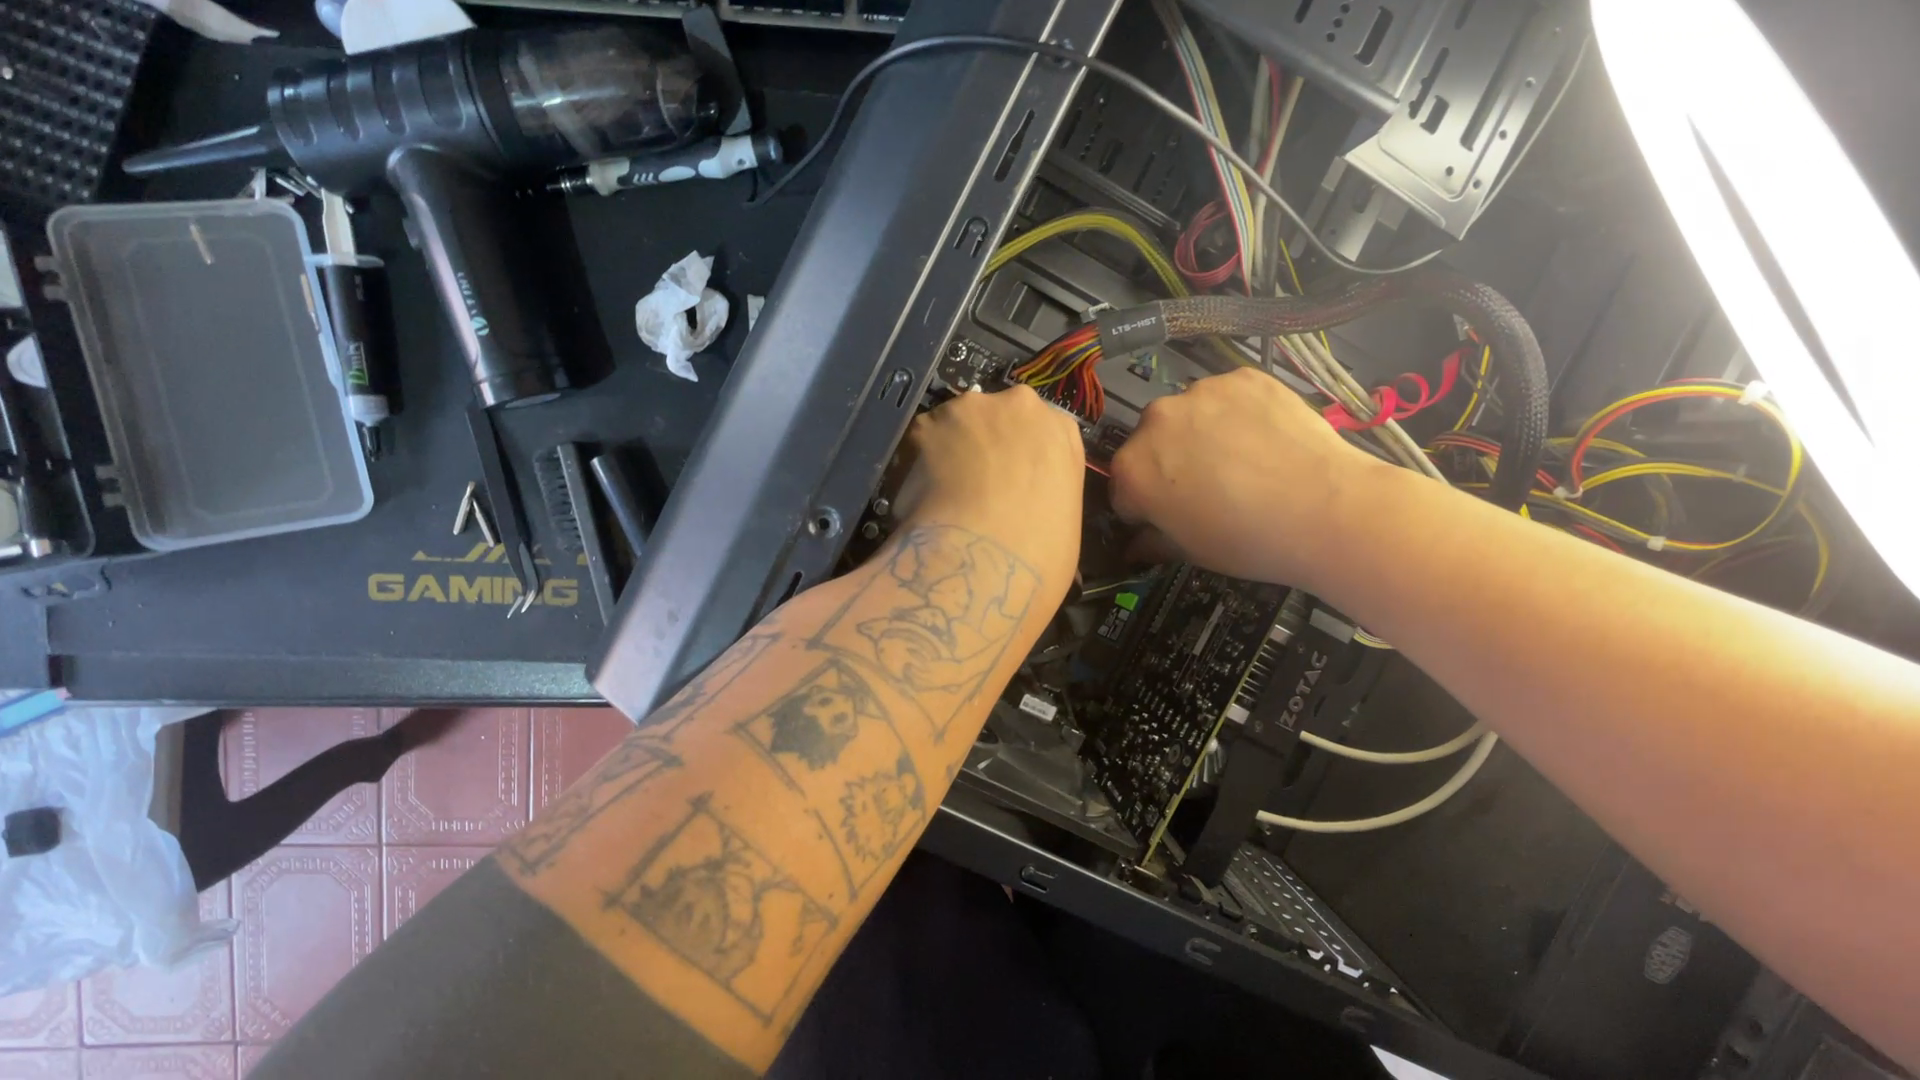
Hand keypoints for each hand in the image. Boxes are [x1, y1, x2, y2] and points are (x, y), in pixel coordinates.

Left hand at [891, 386, 1085, 590]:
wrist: (986, 556)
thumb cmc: (1040, 553)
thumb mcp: (1064, 522)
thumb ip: (1045, 495)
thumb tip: (1024, 509)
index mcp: (1061, 431)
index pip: (1039, 431)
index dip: (1019, 455)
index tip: (1008, 479)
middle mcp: (1019, 406)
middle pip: (996, 417)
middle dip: (984, 443)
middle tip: (974, 486)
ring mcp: (971, 409)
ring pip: (955, 424)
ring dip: (949, 449)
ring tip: (943, 494)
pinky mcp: (926, 423)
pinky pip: (919, 442)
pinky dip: (917, 465)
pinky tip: (921, 497)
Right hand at [1109, 367, 1383, 587]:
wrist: (1325, 509)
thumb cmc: (1248, 540)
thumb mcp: (1191, 552)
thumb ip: (1153, 542)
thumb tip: (1137, 544)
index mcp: (1132, 469)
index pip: (1122, 488)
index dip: (1143, 507)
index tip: (1168, 517)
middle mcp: (1155, 421)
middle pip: (1151, 444)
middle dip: (1169, 463)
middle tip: (1208, 488)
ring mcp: (1200, 392)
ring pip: (1189, 415)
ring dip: (1201, 433)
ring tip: (1242, 462)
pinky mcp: (1242, 377)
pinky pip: (1228, 396)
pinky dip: (1238, 413)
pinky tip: (1264, 440)